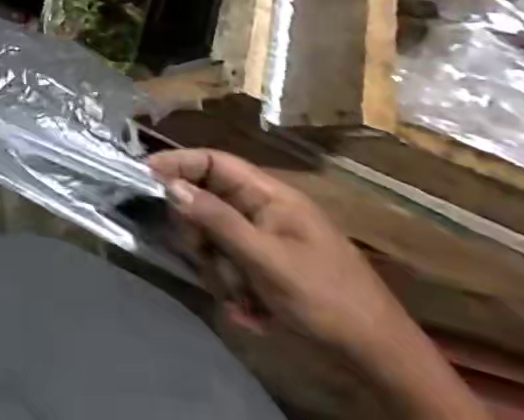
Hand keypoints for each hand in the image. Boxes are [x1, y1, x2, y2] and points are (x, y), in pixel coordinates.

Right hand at [148, 148, 417, 361]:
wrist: (381, 361)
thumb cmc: (327, 299)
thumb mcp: (268, 259)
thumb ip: (217, 220)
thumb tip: (169, 184)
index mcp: (270, 195)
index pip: (212, 162)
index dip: (177, 163)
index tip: (142, 175)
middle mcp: (263, 211)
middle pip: (205, 201)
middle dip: (199, 232)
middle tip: (203, 256)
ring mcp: (264, 242)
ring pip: (212, 238)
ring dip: (217, 268)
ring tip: (241, 297)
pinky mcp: (264, 270)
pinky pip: (227, 266)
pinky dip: (231, 287)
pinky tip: (251, 313)